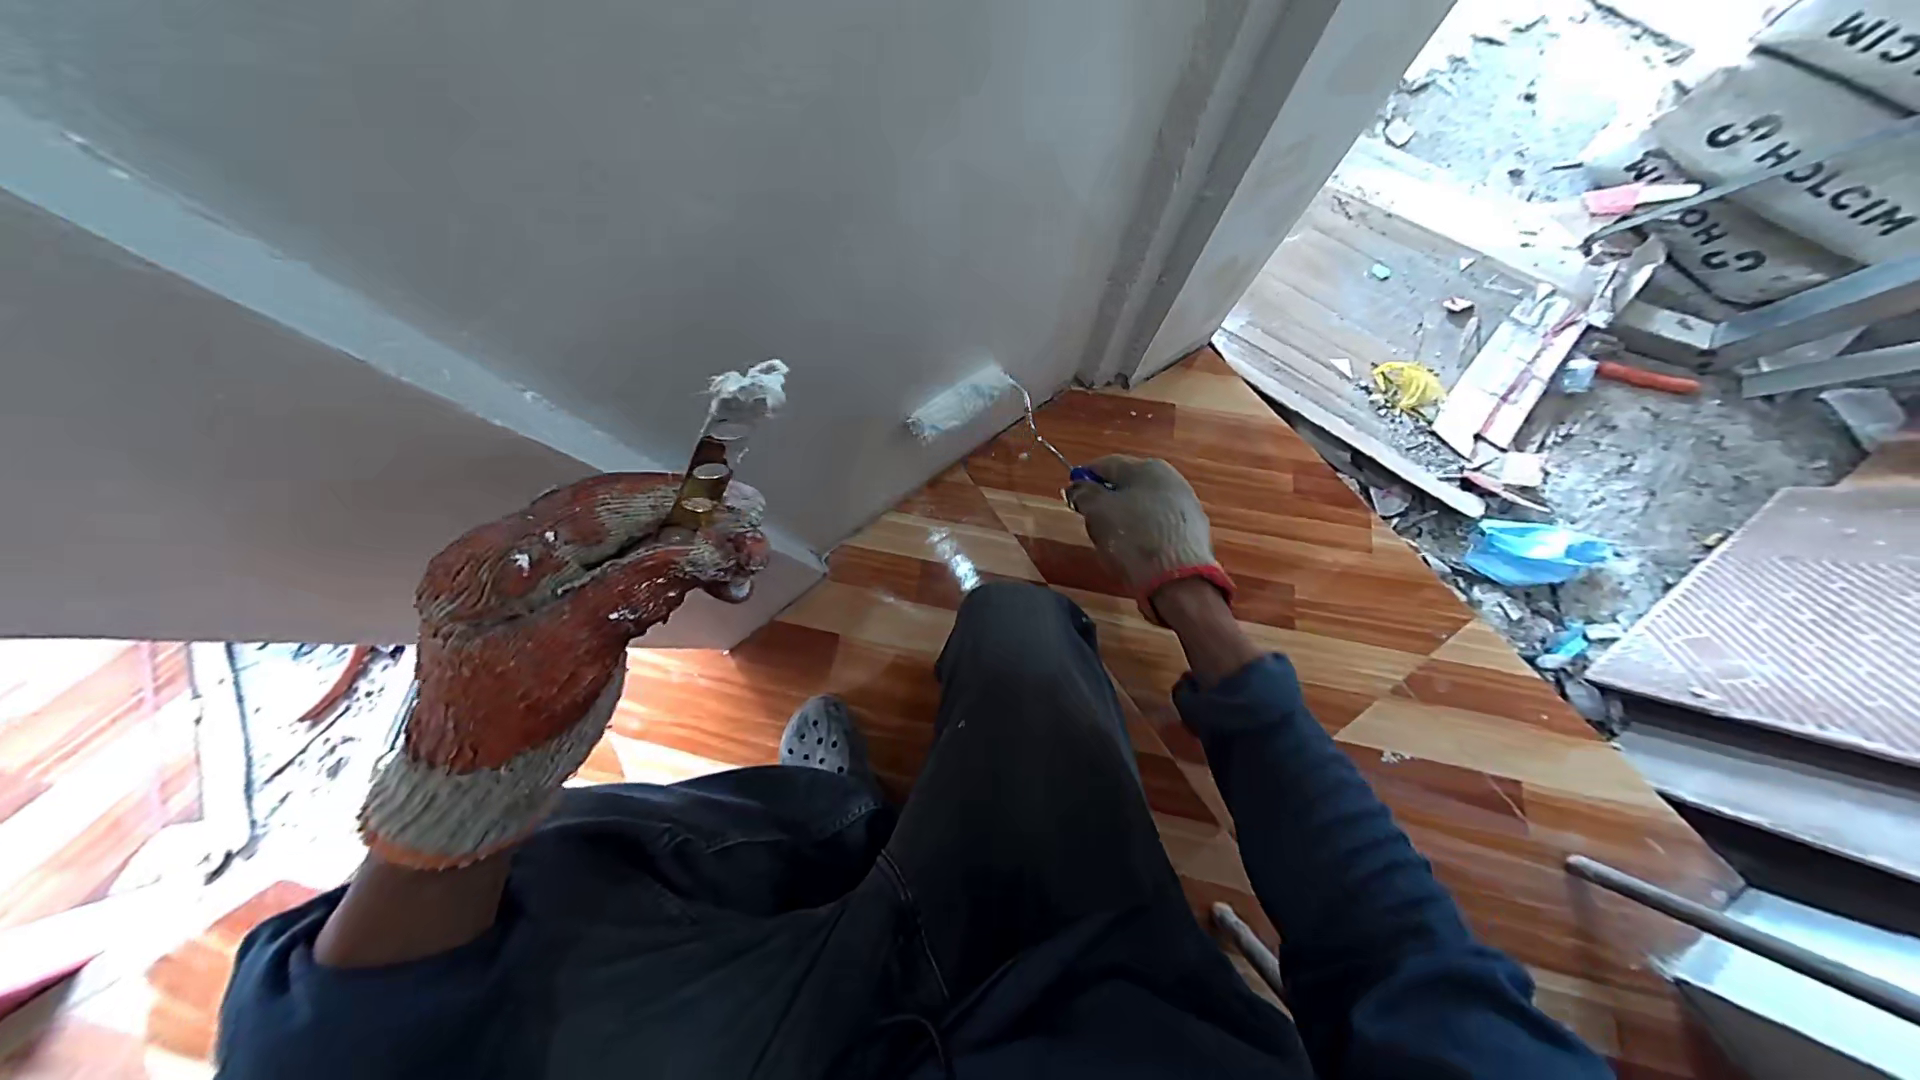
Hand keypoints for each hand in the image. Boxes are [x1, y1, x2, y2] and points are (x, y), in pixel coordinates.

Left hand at [361, 472, 767, 867]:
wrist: (481, 780)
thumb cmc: (509, 727)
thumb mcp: (570, 656)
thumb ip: (631, 592)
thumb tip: (703, 547)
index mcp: (491, 562)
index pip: (591, 509)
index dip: (667, 500)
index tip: (731, 504)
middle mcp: (512, 552)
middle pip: (617, 516)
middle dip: (691, 521)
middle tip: (751, 532)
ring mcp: (542, 573)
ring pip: (631, 539)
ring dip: (692, 545)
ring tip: (745, 561)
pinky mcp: (569, 592)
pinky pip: (630, 565)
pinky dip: (676, 568)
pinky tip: (711, 578)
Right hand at [1067, 455, 1232, 622]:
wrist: (1178, 580)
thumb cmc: (1132, 538)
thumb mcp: (1096, 512)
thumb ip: (1083, 494)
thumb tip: (1077, 486)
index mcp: (1146, 467)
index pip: (1106, 464)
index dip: (1084, 477)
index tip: (1071, 494)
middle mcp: (1171, 478)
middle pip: (1128, 484)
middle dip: (1107, 499)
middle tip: (1091, 520)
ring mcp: (1187, 504)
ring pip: (1145, 504)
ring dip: (1127, 516)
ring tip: (1114, 540)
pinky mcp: (1194, 530)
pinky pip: (1160, 524)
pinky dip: (1145, 531)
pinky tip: (1138, 550)